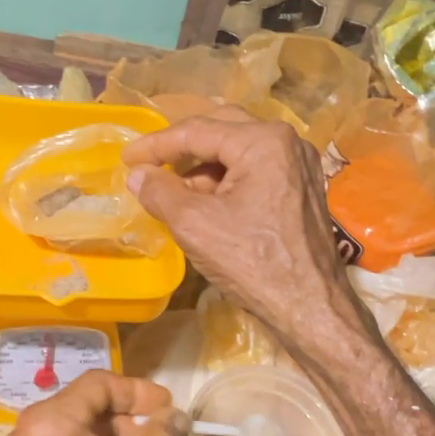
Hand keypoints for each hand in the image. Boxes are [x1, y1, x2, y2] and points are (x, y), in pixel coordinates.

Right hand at [123, 109, 364, 355]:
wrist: (308, 305)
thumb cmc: (251, 261)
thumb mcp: (194, 225)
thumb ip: (160, 192)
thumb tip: (137, 175)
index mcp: (263, 141)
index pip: (198, 130)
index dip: (156, 144)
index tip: (126, 159)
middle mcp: (287, 142)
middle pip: (221, 130)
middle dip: (181, 148)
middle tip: (148, 165)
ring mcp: (298, 166)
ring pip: (238, 151)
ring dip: (202, 167)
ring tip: (172, 191)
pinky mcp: (301, 189)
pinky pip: (254, 170)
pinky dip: (224, 181)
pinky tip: (203, 203)